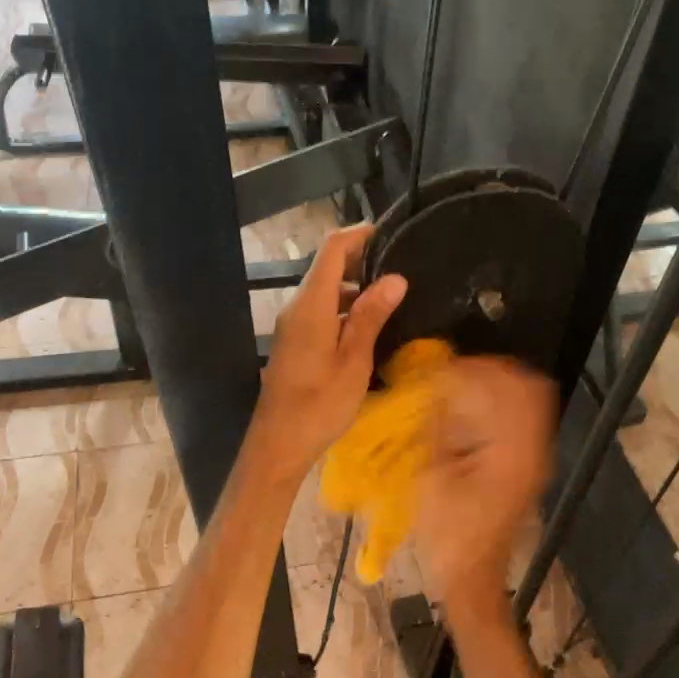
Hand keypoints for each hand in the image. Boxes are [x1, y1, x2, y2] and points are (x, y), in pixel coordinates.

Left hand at [248, 225, 406, 476]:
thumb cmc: (318, 405)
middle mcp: (297, 308)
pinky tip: (368, 325)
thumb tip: (395, 278)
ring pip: (324, 291)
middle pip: (326, 267)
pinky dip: (343, 308)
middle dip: (361, 260)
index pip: (331, 250)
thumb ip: (371, 317)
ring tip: (392, 296)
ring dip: (354, 287)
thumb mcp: (353, 362)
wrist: (278, 444)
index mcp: (311, 306)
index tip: (389, 233)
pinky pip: (320, 311)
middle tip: (400, 266)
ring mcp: (292, 326)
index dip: (359, 235)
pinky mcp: (294, 343)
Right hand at [414, 358, 555, 624]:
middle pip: (528, 385)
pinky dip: (496, 406)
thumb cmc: (447, 535)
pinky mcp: (529, 465)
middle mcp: (534, 448)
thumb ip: (439, 425)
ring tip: (455, 392)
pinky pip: (521, 419)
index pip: (507, 386)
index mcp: (512, 450)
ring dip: (493, 386)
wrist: (471, 578)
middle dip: (488, 373)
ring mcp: (536, 457)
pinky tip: (465, 415)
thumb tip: (438, 385)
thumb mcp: (433, 477)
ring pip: (527, 399)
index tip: (438, 372)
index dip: (471, 370)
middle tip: (451, 377)